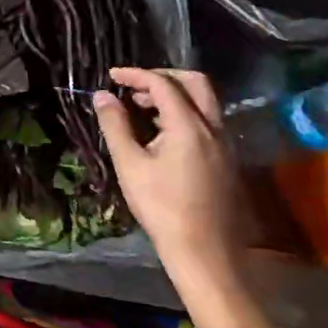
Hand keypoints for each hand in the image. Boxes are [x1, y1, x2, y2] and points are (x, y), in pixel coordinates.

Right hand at [94, 68, 244, 278]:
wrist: (203, 252)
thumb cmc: (161, 206)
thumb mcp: (129, 164)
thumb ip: (115, 125)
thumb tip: (102, 95)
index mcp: (189, 127)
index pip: (163, 85)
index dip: (135, 75)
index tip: (111, 76)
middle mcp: (213, 129)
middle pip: (194, 83)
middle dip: (162, 76)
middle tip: (133, 85)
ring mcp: (225, 145)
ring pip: (204, 102)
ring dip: (173, 95)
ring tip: (140, 108)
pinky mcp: (226, 160)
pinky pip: (206, 121)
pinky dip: (183, 113)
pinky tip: (160, 132)